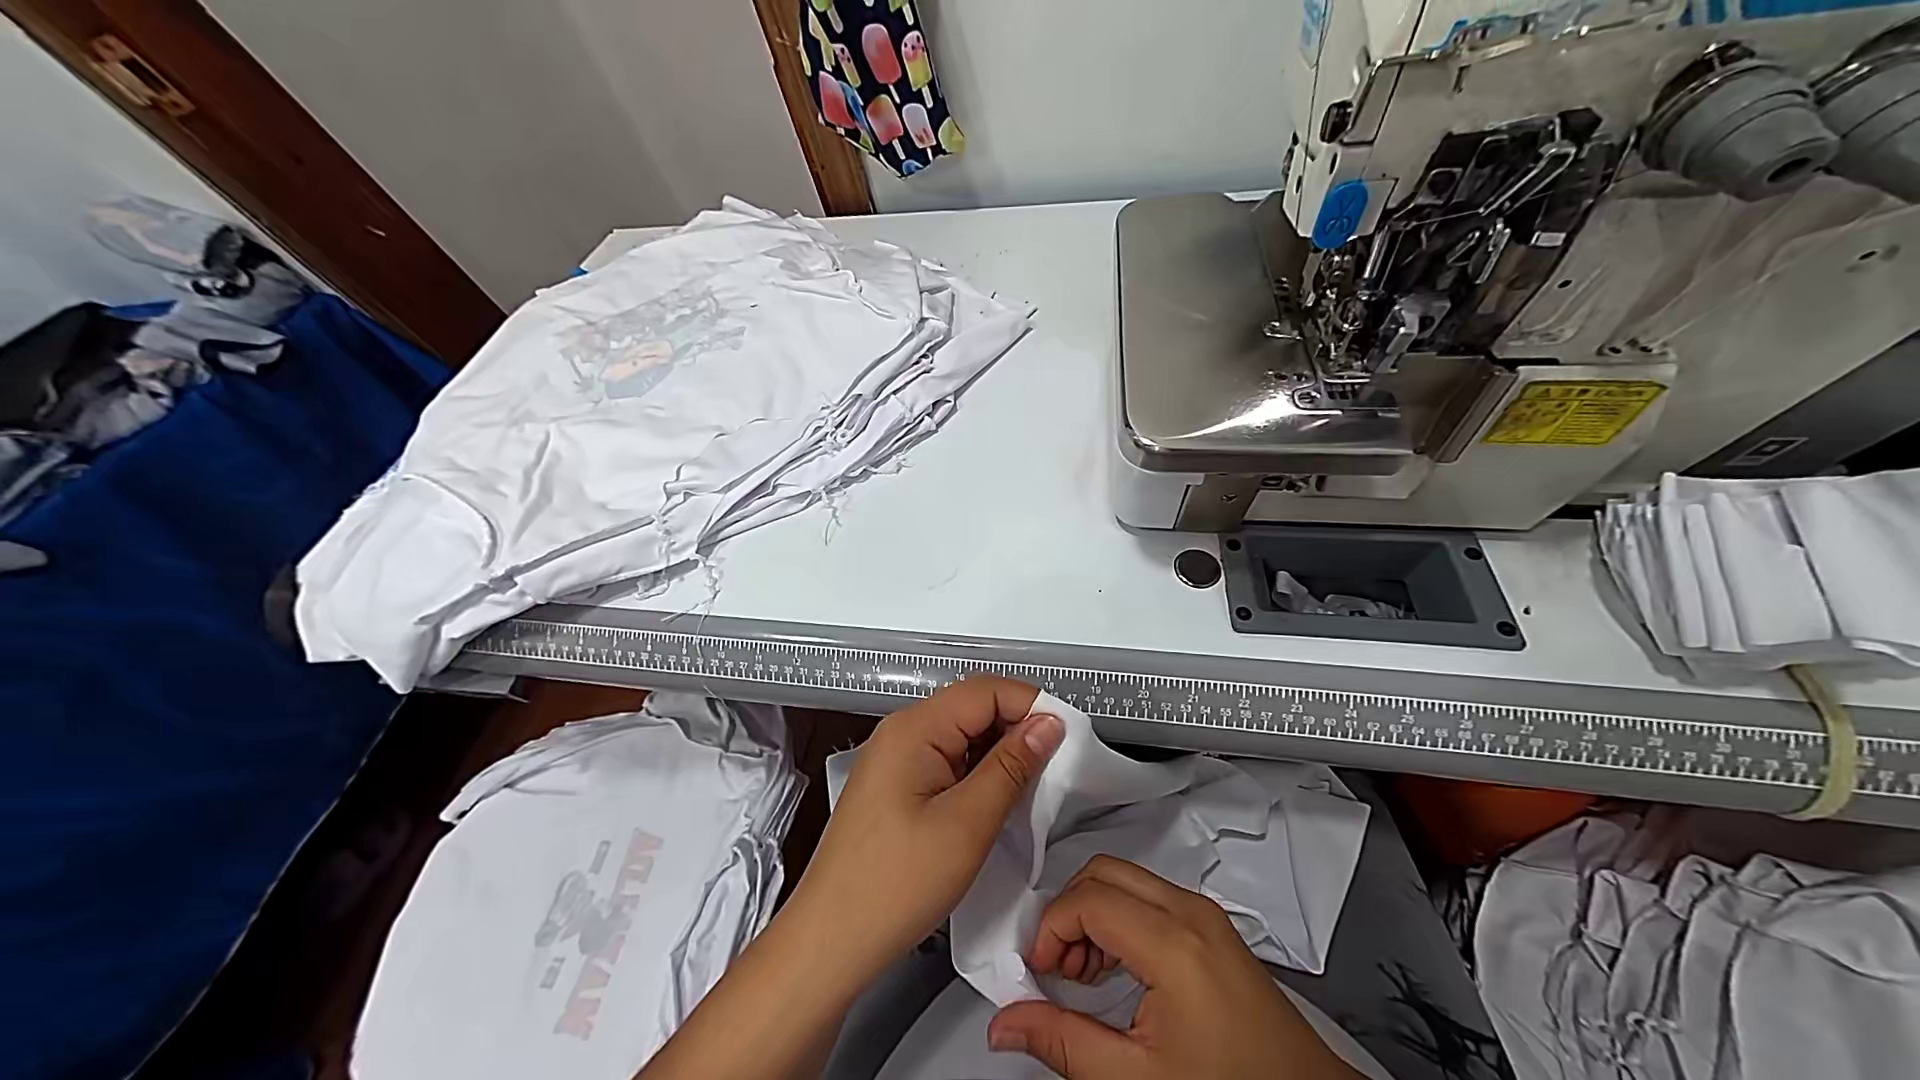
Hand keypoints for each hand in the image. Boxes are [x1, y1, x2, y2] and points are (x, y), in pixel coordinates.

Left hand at [785, 675, 1063, 986]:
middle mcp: (901, 733)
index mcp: (914, 729)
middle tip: (1051, 769)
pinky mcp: (897, 784)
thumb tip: (1045, 727)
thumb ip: (1011, 767)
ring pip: (963, 735)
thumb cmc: (889, 887)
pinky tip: (993, 804)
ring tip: (1025, 793)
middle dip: (1018, 730)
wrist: (832, 938)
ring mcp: (896, 758)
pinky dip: (977, 774)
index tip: (1065, 737)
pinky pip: (948, 760)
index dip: (1031, 706)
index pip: (987, 690)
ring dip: (999, 755)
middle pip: (974, 707)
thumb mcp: (967, 824)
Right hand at [987, 856, 1362, 1079]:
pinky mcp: (1210, 926)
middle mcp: (1191, 914)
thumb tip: (1008, 1023)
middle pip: (1102, 872)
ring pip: (1124, 878)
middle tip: (1058, 964)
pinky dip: (1118, 917)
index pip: (1087, 899)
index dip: (1050, 929)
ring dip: (1091, 913)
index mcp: (1175, 944)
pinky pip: (1148, 895)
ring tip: (1084, 973)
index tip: (1040, 969)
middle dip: (1068, 911)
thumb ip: (1063, 1042)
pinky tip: (1115, 969)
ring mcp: (1204, 916)